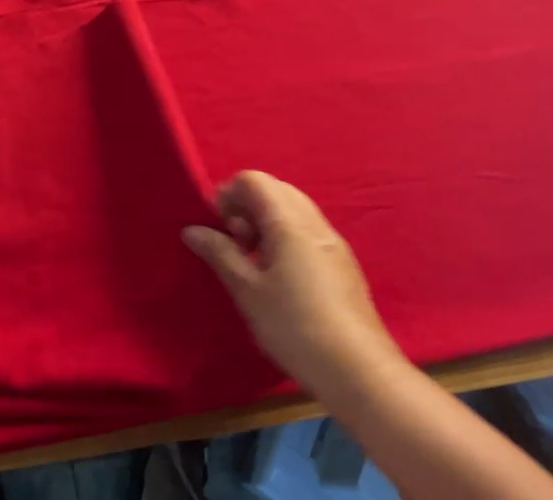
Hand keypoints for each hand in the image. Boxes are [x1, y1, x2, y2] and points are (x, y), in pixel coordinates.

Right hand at [182, 171, 404, 396]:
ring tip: (254, 263)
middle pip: (276, 190)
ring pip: (293, 211)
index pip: (254, 180)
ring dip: (266, 223)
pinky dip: (285, 239)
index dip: (228, 195)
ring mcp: (334, 245)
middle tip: (236, 244)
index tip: (219, 229)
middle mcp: (316, 225)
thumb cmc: (295, 326)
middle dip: (247, 207)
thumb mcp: (247, 290)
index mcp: (290, 224)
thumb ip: (219, 252)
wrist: (360, 373)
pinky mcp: (343, 266)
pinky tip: (278, 278)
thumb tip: (193, 229)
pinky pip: (308, 232)